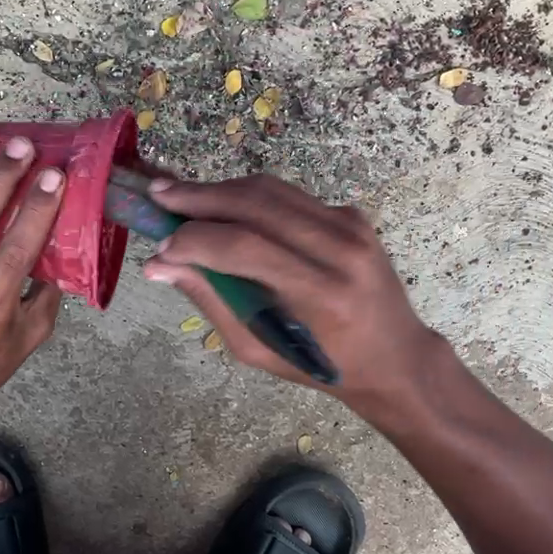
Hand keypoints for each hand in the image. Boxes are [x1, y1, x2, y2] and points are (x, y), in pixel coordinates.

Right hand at [141, 175, 439, 409]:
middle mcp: (340, 250)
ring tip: (179, 195)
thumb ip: (209, 300)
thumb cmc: (320, 364)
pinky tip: (221, 208)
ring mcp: (351, 226)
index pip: (245, 248)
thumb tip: (158, 265)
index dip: (195, 240)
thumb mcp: (257, 348)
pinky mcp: (351, 215)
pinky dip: (248, 198)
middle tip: (158, 194)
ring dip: (219, 190)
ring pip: (270, 190)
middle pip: (256, 204)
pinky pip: (288, 196)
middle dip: (199, 196)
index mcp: (321, 293)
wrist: (394, 355)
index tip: (161, 246)